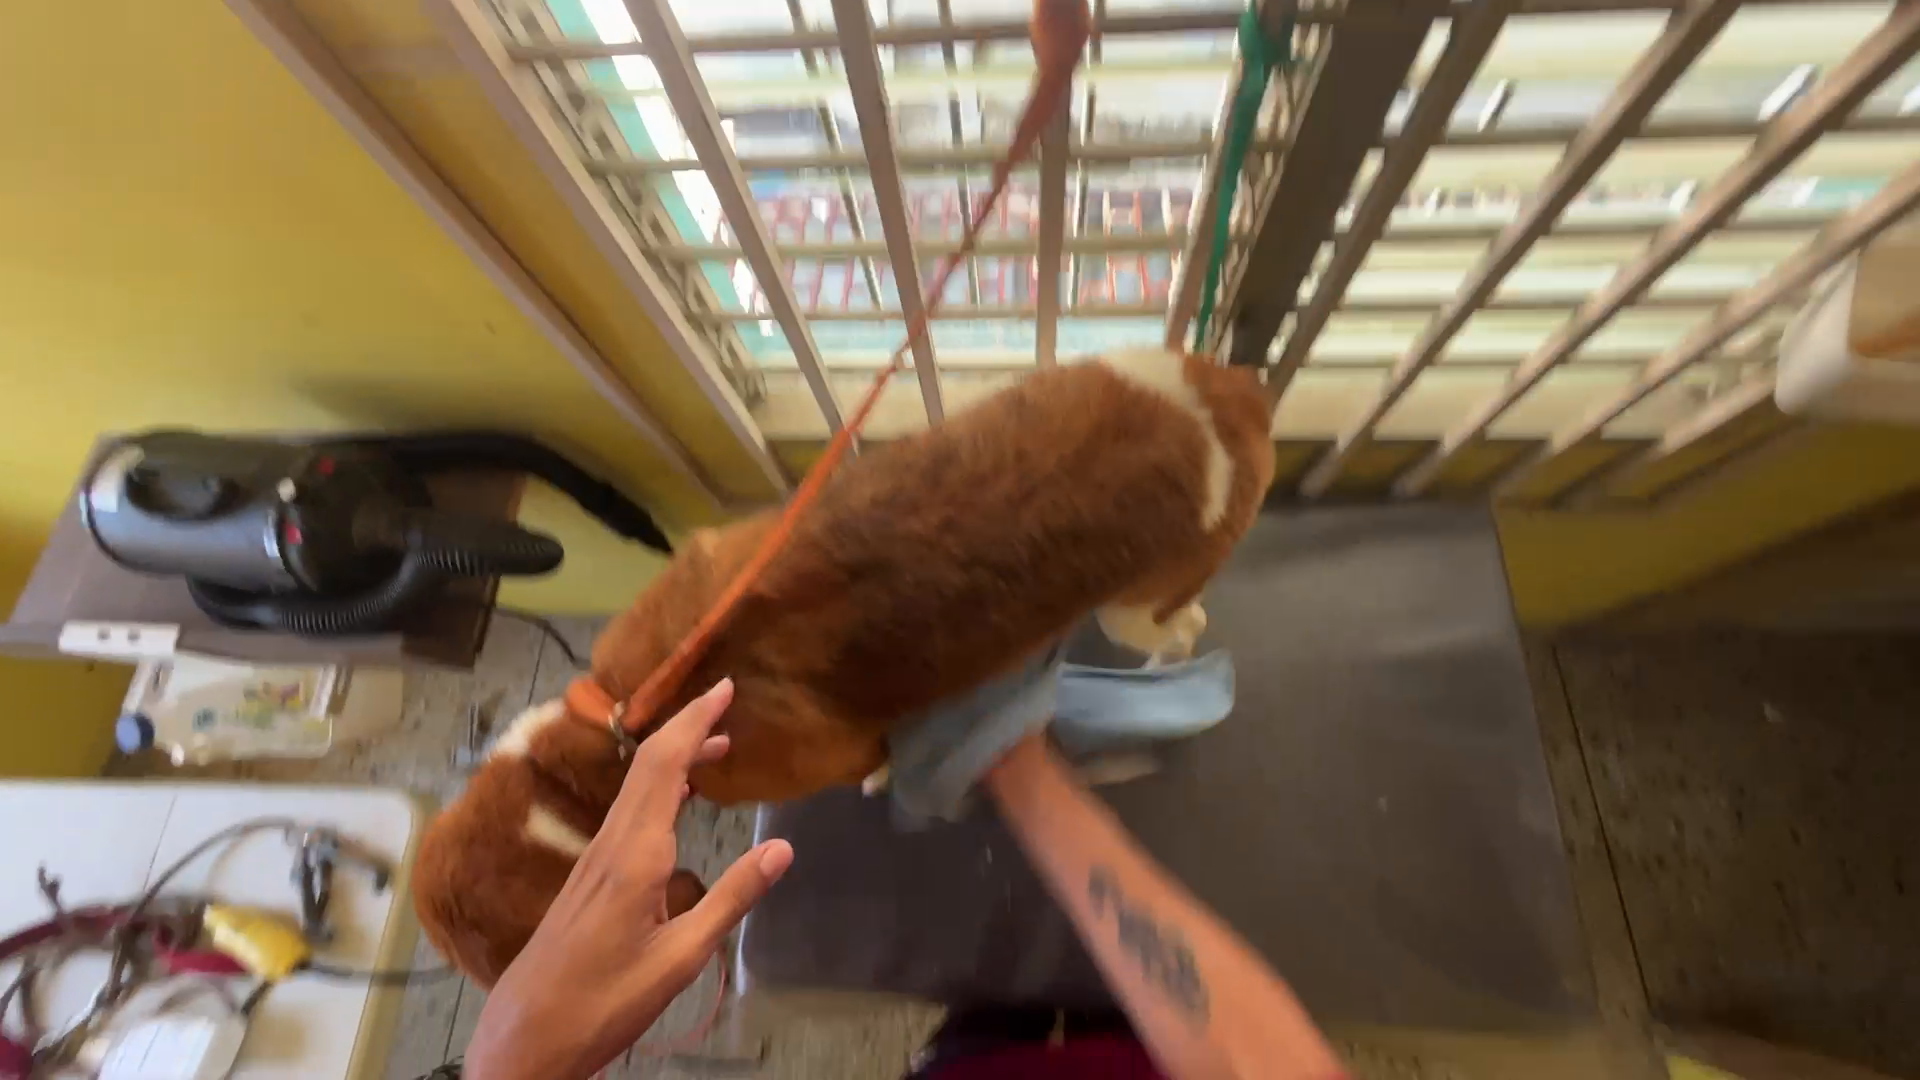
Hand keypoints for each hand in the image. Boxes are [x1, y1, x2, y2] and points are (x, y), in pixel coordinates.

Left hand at [465, 679, 794, 1079]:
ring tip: (718, 745)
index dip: (695, 720)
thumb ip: (732, 898)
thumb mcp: (681, 958)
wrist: (522, 1045)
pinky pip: (630, 807)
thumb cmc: (605, 1002)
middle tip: (726, 699)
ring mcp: (596, 856)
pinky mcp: (590, 873)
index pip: (665, 764)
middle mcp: (612, 841)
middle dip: (688, 723)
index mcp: (635, 854)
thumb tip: (784, 847)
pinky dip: (661, 782)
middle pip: (648, 763)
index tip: (724, 688)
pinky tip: (679, 797)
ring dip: (677, 753)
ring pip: (637, 783)